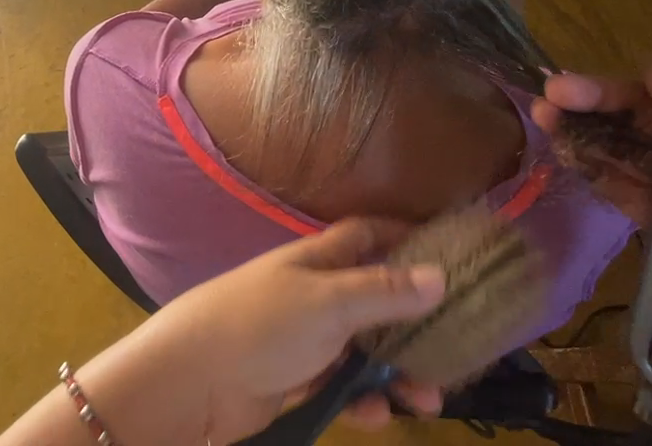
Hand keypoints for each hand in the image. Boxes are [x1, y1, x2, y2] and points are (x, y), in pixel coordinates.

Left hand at [93, 218, 449, 440]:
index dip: (402, 237)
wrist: (196, 376)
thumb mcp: (328, 301)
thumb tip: (441, 274)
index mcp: (318, 260)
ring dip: (398, 372)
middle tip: (456, 348)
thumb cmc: (263, 322)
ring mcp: (306, 339)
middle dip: (414, 323)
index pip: (365, 236)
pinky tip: (379, 415)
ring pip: (365, 350)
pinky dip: (364, 400)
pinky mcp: (298, 380)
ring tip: (429, 400)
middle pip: (375, 300)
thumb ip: (383, 291)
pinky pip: (343, 388)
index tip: (449, 251)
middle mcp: (315, 294)